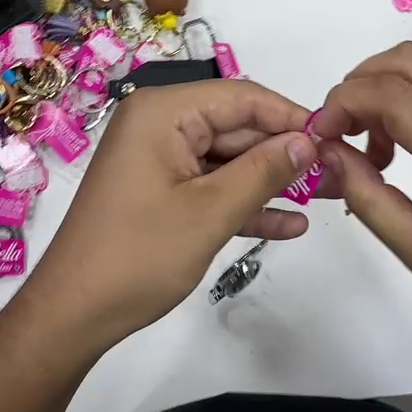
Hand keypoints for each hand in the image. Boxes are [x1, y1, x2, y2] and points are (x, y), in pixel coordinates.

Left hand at [25, 79, 316, 347]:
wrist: (73, 313)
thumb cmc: (138, 255)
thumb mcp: (210, 212)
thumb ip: (263, 171)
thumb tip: (308, 141)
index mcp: (163, 111)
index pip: (240, 97)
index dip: (289, 115)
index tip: (334, 137)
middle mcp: (160, 124)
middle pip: (236, 127)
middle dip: (285, 152)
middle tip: (337, 172)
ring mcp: (160, 158)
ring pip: (228, 158)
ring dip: (271, 180)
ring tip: (328, 196)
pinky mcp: (161, 189)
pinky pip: (211, 185)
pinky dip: (244, 202)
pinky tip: (290, 224)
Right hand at [311, 42, 411, 355]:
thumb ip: (365, 195)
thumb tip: (326, 150)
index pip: (392, 95)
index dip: (343, 103)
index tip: (320, 134)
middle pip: (410, 60)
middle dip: (360, 82)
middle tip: (339, 128)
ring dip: (386, 88)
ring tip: (370, 143)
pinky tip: (403, 143)